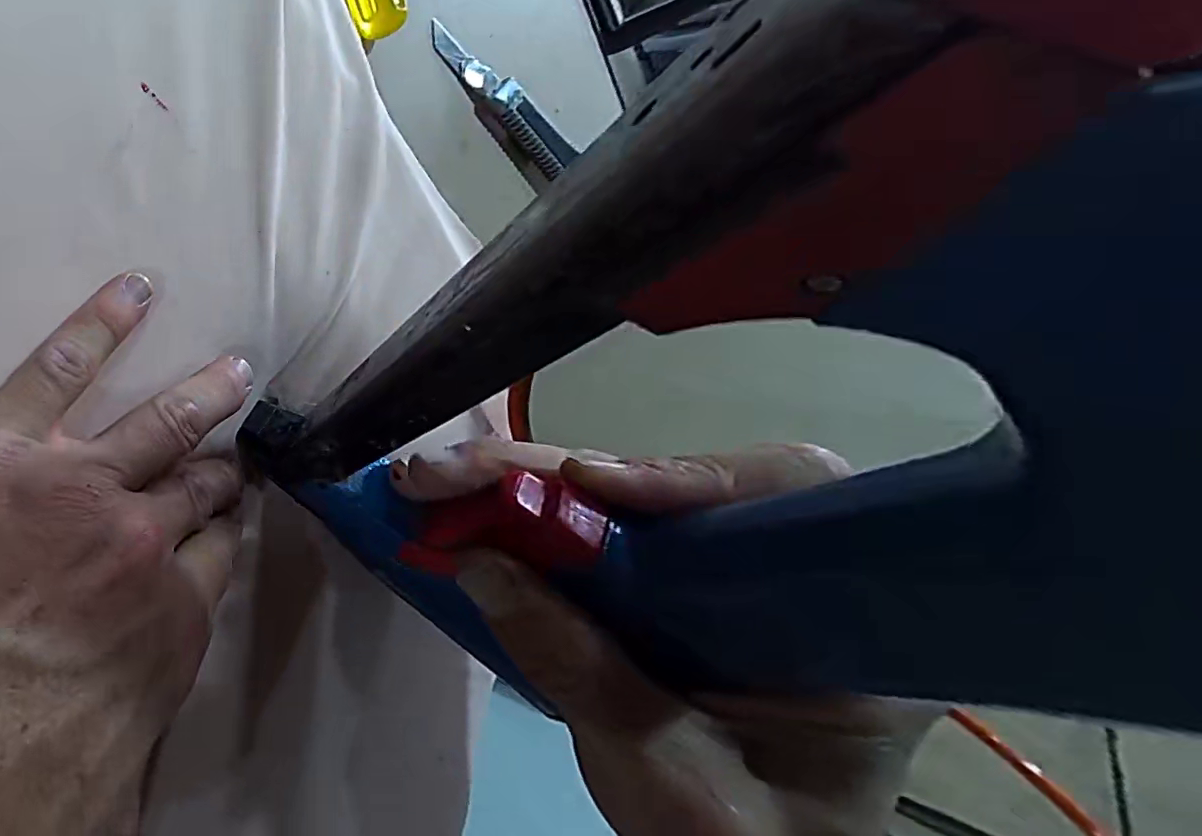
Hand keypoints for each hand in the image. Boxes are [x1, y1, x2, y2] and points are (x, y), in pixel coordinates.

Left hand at [0, 273, 252, 835]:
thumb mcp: (90, 798)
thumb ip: (138, 733)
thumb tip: (149, 711)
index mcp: (163, 624)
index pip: (218, 556)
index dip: (227, 531)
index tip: (233, 512)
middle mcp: (136, 541)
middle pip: (197, 487)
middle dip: (221, 466)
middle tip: (235, 448)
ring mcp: (72, 482)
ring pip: (160, 422)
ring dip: (202, 392)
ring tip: (232, 368)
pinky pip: (63, 366)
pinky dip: (105, 323)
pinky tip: (135, 290)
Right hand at [396, 440, 938, 835]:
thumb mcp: (671, 784)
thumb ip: (583, 676)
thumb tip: (475, 563)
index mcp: (825, 618)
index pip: (776, 497)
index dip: (681, 473)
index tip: (585, 483)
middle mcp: (760, 567)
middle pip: (654, 482)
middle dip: (541, 474)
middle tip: (443, 474)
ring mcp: (695, 564)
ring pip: (606, 498)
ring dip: (513, 485)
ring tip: (431, 483)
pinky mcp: (645, 571)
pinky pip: (581, 527)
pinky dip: (517, 516)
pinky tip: (461, 509)